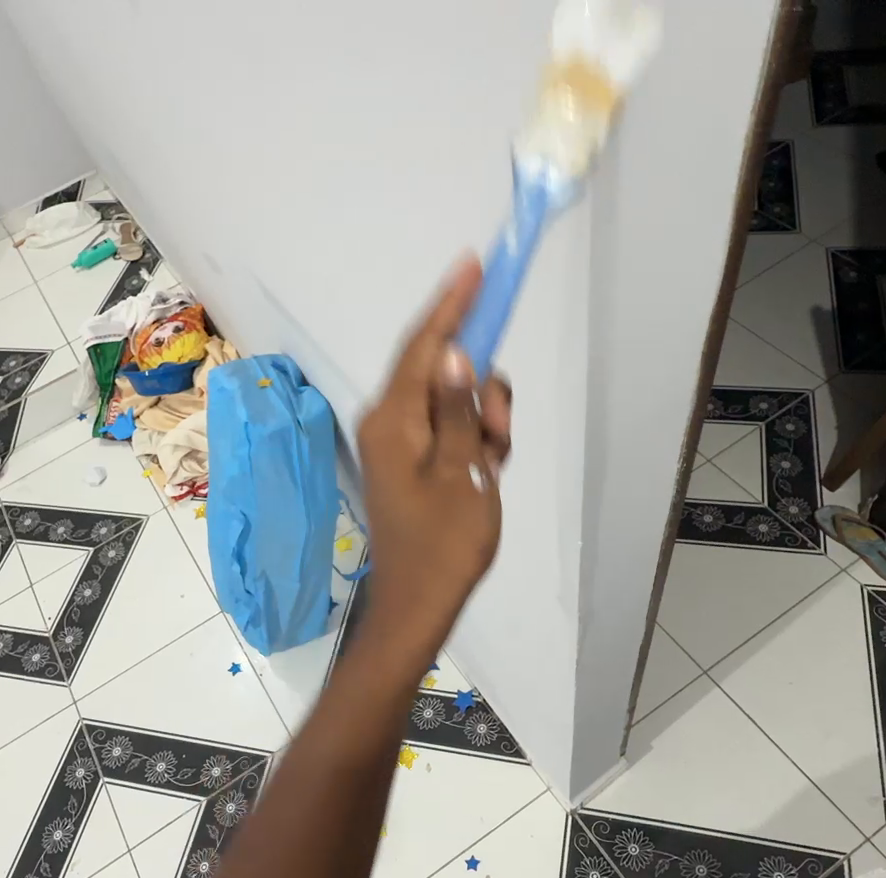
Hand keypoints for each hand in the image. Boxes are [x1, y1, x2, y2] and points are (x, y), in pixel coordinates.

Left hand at [356, 255, 513, 644]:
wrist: (418, 604)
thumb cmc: (444, 543)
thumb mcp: (463, 471)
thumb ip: (458, 409)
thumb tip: (456, 354)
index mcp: (392, 418)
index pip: (426, 345)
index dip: (452, 304)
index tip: (473, 264)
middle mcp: (387, 421)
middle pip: (443, 373)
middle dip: (480, 392)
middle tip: (498, 436)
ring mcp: (397, 443)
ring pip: (452, 403)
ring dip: (481, 423)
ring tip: (491, 467)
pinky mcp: (410, 462)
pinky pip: (448, 431)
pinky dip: (472, 444)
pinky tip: (484, 474)